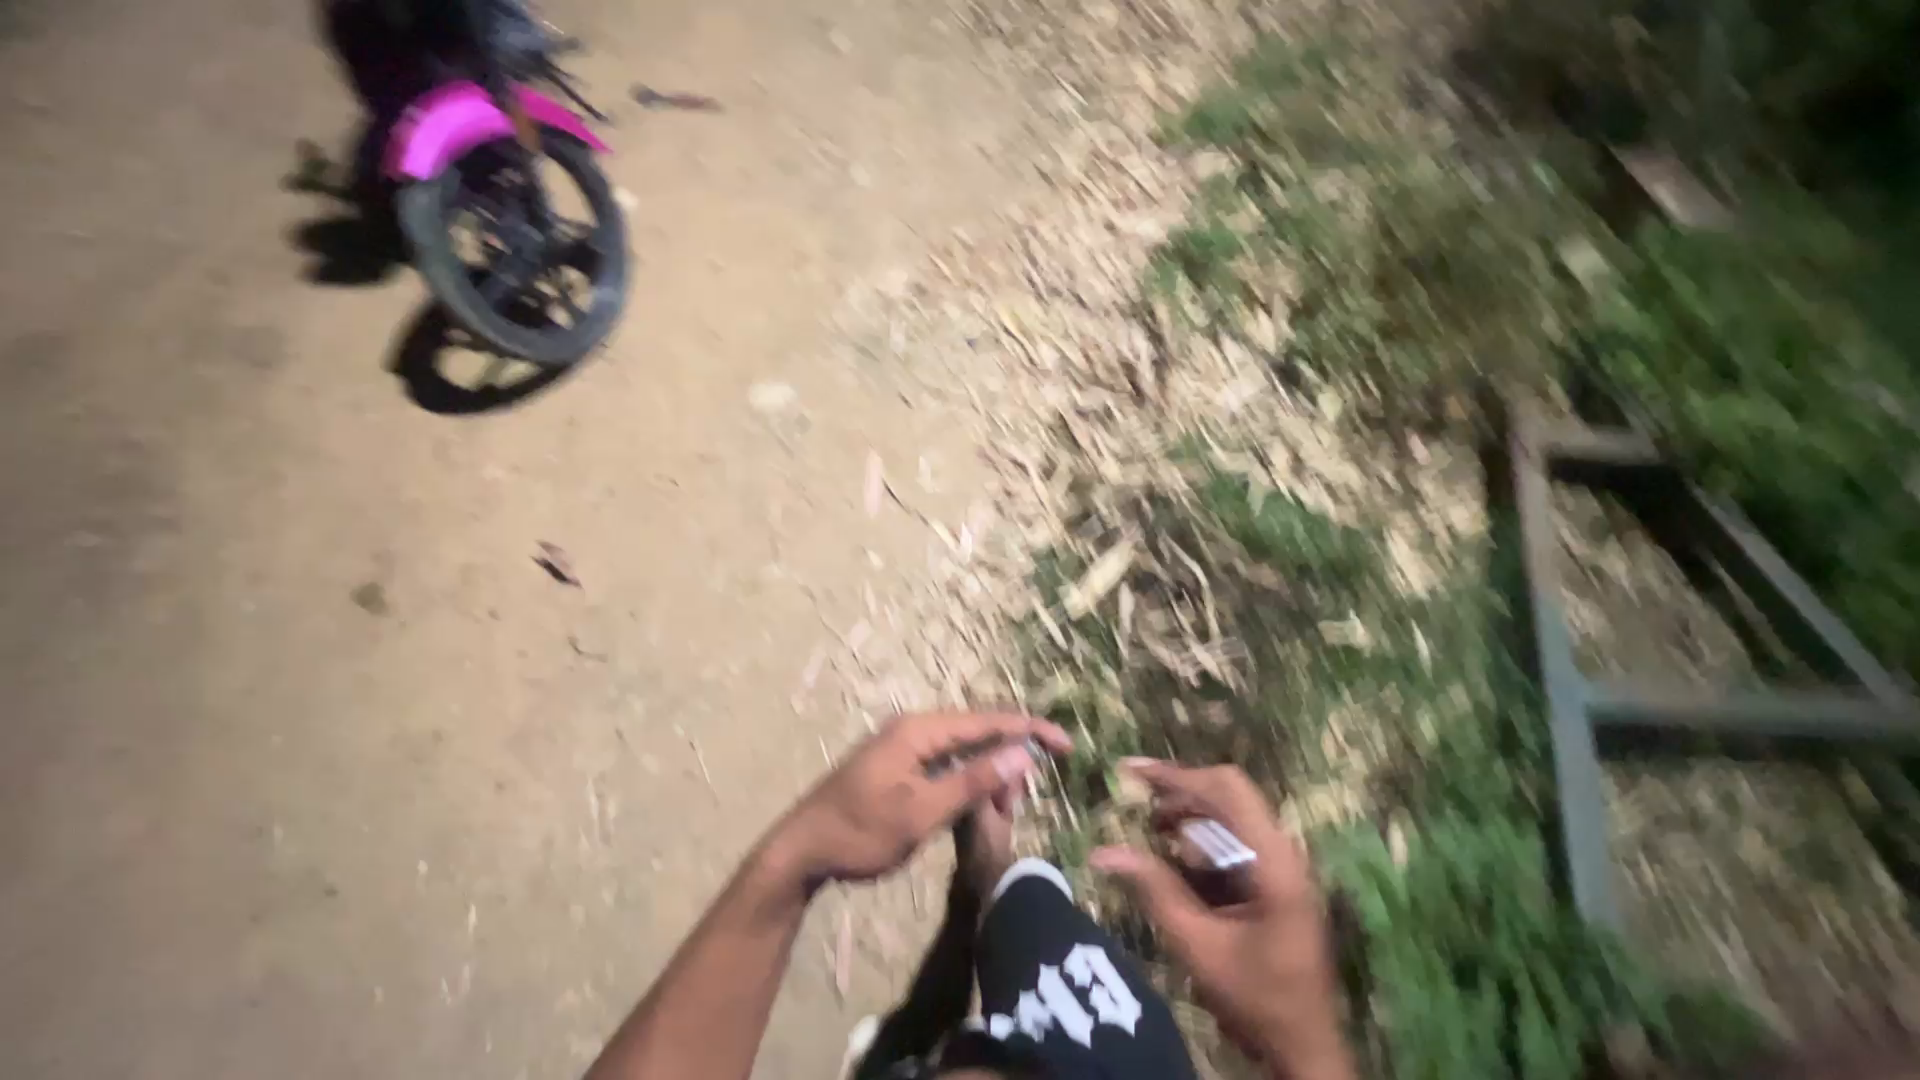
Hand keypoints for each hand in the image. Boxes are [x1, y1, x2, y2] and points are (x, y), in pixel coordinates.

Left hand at [767, 712, 1071, 887]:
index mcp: (919, 730)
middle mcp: (913, 729)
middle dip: (1007, 762)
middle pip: (977, 734)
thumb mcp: (921, 813)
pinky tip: (974, 806)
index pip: (987, 721)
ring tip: (1001, 812)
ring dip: (987, 776)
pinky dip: (965, 783)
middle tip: (1019, 805)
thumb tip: (1022, 754)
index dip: (1030, 731)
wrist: (800, 852)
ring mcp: (902, 747)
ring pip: (961, 752)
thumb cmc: (859, 832)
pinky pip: (944, 765)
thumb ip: (971, 781)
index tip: (1067, 746)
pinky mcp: (896, 767)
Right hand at [1090, 760, 1353, 1079]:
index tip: (1130, 771)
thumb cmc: (1255, 998)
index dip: (1177, 776)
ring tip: (1153, 830)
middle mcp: (1283, 852)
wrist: (1304, 1047)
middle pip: (1229, 794)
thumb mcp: (1198, 945)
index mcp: (1274, 861)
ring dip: (1189, 813)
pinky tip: (1176, 854)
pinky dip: (1202, 835)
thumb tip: (1103, 853)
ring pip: (1232, 813)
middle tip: (1138, 804)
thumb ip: (1155, 891)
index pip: (1226, 791)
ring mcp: (1283, 864)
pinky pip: (1236, 837)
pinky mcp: (1275, 878)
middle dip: (1179, 792)